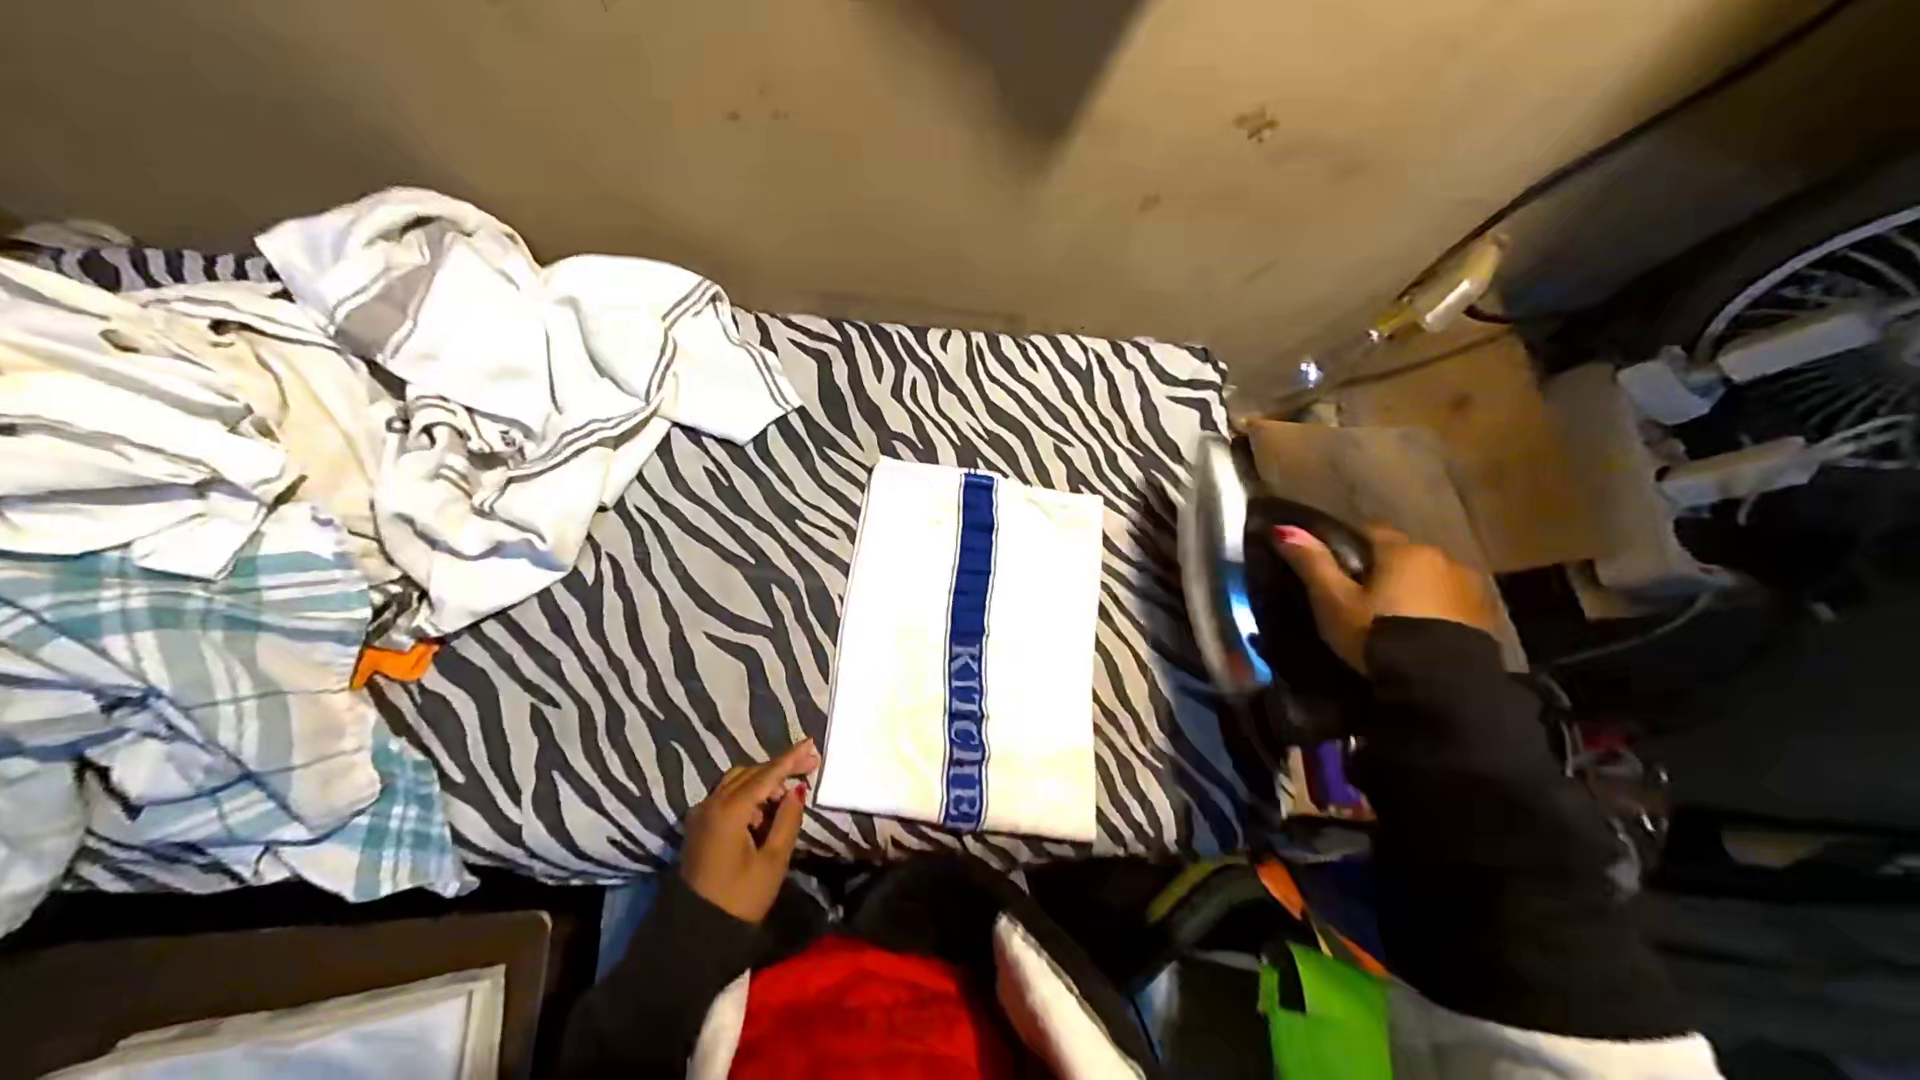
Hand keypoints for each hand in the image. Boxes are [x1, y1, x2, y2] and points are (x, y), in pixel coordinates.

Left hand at [679, 738, 820, 923]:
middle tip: (808, 766)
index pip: (766, 775)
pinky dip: (748, 795)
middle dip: (779, 768)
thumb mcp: (773, 860)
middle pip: (750, 773)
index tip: (811, 743)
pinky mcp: (698, 826)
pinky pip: (726, 797)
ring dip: (763, 782)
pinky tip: (766, 810)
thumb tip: (797, 789)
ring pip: (736, 782)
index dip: (790, 758)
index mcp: (729, 810)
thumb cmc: (741, 899)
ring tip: (789, 794)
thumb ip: (788, 819)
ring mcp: (700, 814)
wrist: (696, 934)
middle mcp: (710, 804)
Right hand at [1271, 525, 1496, 672]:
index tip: (1335, 569)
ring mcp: (1471, 586)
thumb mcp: (1333, 601)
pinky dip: (1434, 610)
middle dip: (1384, 570)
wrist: (1440, 684)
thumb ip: (1312, 563)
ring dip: (1412, 590)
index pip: (1370, 531)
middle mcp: (1443, 557)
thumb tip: (1282, 528)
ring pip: (1429, 578)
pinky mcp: (1485, 616)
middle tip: (1360, 600)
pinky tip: (1418, 633)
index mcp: (1403, 550)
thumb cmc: (1377, 634)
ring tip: (1391, 620)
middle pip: (1403, 556)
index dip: (1350, 547)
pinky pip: (1450, 602)